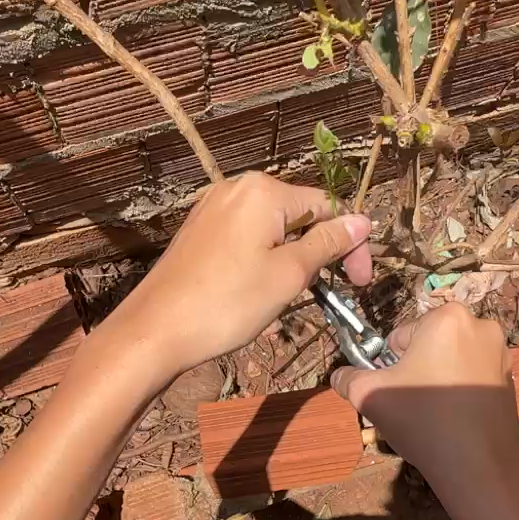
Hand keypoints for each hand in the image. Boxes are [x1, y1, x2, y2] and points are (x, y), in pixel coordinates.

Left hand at [102, 173, 371, 379]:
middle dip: (318, 253)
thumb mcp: (289, 275)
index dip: (350, 244)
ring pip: (271, 230)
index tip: (360, 282)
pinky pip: (245, 239)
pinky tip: (256, 294)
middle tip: (326, 294)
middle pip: (298, 215)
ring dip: (290, 262)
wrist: (156, 330)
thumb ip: (327, 244)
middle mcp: (236, 188)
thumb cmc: (227, 303)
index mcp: (264, 191)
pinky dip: (262, 262)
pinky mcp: (198, 232)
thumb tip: (362, 220)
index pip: (327, 206)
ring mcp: (212, 209)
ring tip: (286, 299)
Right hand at [330, 304, 518, 497]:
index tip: (396, 389)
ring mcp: (501, 352)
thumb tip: (338, 376)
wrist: (477, 465)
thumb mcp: (370, 396)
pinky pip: (471, 376)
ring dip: (437, 378)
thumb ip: (348, 379)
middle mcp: (480, 326)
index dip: (391, 365)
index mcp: (447, 318)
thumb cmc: (422, 420)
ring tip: (434, 412)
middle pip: (427, 345)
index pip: (399, 336)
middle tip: (413, 402)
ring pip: (450, 360)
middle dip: (416, 368)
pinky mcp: (510, 378)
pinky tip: (455, 418)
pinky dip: (459, 389)